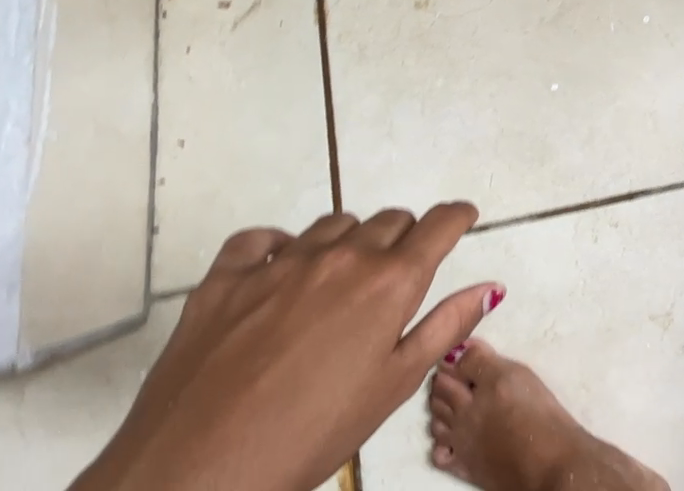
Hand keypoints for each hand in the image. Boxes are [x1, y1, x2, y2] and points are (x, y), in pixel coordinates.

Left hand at [72, 205, 501, 490]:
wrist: (193, 476)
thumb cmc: (311, 435)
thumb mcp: (395, 385)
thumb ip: (446, 326)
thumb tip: (490, 287)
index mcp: (391, 282)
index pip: (440, 223)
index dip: (458, 217)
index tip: (461, 221)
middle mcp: (342, 258)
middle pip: (390, 219)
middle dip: (404, 237)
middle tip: (395, 276)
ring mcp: (278, 266)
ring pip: (333, 224)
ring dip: (349, 240)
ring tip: (339, 280)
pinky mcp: (222, 283)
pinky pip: (259, 239)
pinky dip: (279, 244)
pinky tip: (280, 270)